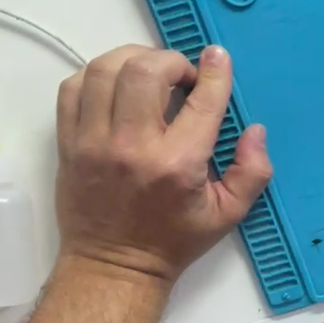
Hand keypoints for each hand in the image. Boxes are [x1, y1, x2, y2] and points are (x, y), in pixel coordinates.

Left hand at [54, 45, 272, 282]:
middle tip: (183, 76)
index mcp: (178, 165)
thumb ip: (253, 172)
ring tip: (150, 73)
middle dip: (171, 60)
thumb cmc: (175, 240)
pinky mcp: (68, 142)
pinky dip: (97, 76)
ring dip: (133, 60)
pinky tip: (117, 87)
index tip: (218, 57)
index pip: (200, 102)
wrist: (114, 265)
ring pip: (104, 70)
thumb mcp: (230, 214)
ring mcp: (93, 141)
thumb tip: (255, 131)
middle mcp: (133, 146)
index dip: (214, 73)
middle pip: (145, 70)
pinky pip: (73, 87)